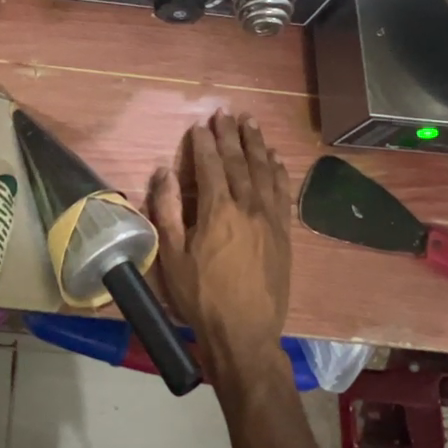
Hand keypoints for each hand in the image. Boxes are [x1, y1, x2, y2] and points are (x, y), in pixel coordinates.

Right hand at [147, 111, 291, 382]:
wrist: (245, 333)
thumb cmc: (201, 297)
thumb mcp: (171, 256)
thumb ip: (166, 211)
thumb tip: (163, 172)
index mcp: (217, 210)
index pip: (210, 165)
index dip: (204, 143)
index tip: (200, 126)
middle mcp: (247, 207)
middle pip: (239, 161)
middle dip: (231, 135)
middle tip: (226, 113)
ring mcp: (270, 219)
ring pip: (264, 171)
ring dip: (256, 145)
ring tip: (251, 124)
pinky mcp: (283, 234)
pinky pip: (282, 193)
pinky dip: (278, 171)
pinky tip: (275, 159)